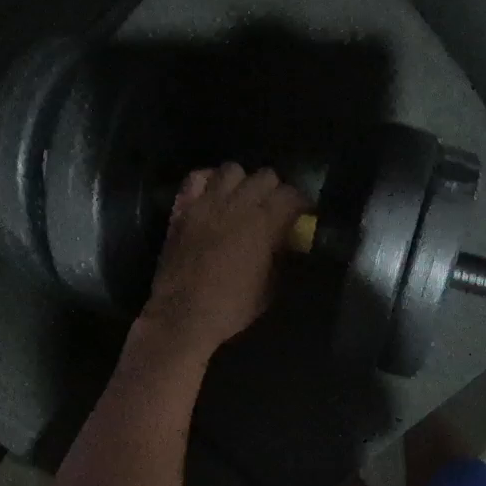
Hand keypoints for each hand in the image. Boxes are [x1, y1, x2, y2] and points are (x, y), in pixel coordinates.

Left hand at [140, 164, 309, 353]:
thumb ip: (280, 258)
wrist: (182, 315)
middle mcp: (236, 205)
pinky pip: (198, 177)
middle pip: (265, 176)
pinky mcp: (183, 208)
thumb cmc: (232, 308)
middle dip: (275, 191)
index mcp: (263, 225)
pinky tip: (215, 197)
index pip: (291, 196)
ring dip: (243, 183)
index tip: (303, 216)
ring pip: (233, 170)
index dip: (301, 204)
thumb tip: (286, 243)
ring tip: (244, 200)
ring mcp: (206, 203)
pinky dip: (210, 182)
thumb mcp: (270, 288)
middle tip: (275, 209)